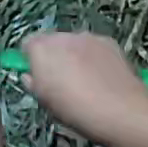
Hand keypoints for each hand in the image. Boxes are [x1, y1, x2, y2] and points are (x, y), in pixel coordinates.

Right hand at [20, 32, 147, 138]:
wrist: (120, 110)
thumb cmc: (73, 110)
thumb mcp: (44, 102)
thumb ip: (32, 83)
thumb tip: (30, 75)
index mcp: (40, 49)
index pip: (27, 44)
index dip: (31, 60)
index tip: (38, 76)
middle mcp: (61, 36)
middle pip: (50, 40)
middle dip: (53, 55)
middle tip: (61, 79)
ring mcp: (87, 36)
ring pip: (73, 42)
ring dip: (73, 54)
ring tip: (85, 79)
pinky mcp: (108, 41)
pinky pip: (93, 45)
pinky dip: (94, 56)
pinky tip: (102, 76)